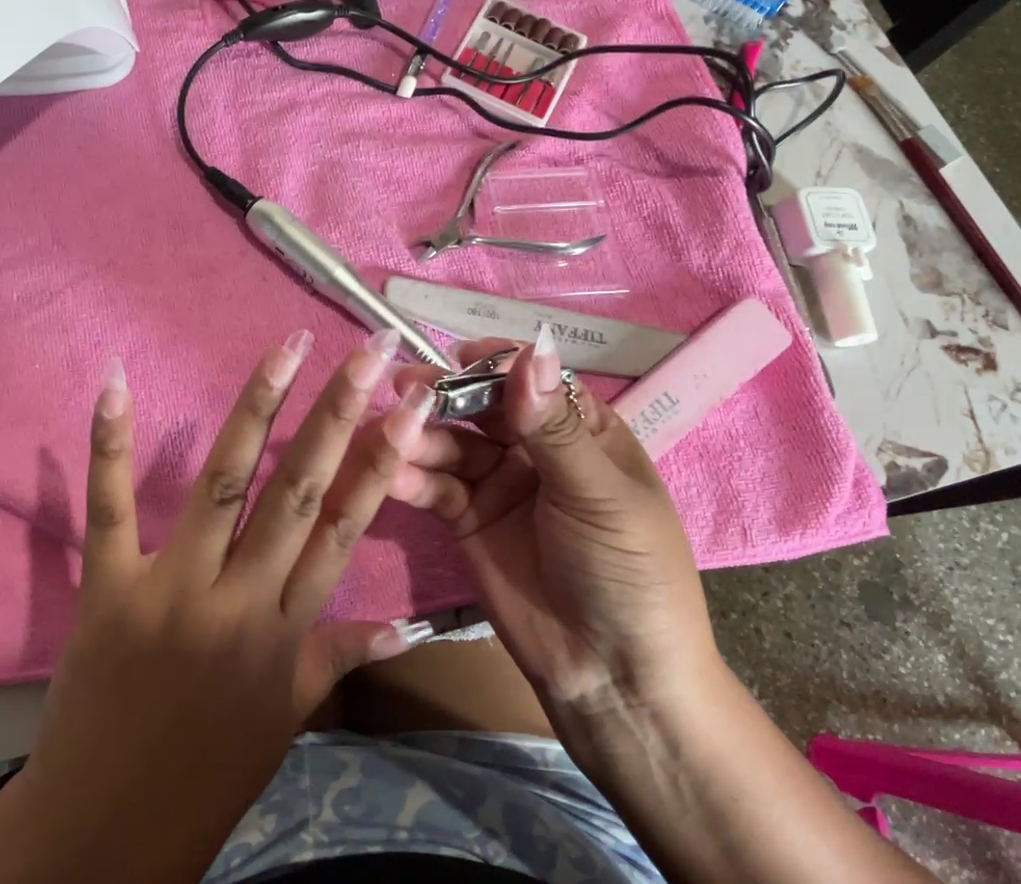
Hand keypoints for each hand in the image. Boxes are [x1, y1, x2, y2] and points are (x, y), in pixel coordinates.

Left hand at [0, 329, 435, 882]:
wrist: (112, 826)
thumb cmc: (208, 772)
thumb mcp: (287, 719)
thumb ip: (338, 659)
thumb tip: (406, 628)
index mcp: (287, 630)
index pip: (345, 529)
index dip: (382, 462)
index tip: (410, 404)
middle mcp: (241, 599)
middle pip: (299, 491)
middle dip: (337, 414)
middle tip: (365, 349)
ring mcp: (173, 589)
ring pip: (225, 483)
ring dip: (257, 408)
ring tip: (285, 349)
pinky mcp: (107, 589)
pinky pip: (109, 507)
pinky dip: (108, 444)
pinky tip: (115, 381)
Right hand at [384, 337, 717, 717]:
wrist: (612, 673)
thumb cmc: (629, 574)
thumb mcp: (599, 496)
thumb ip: (555, 428)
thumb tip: (533, 347)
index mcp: (584, 433)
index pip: (534, 382)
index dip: (496, 365)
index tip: (455, 355)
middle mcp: (536, 451)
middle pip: (483, 409)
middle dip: (445, 397)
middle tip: (402, 388)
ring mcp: (498, 487)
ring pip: (452, 446)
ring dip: (421, 437)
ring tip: (390, 435)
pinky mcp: (467, 522)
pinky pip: (435, 488)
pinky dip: (413, 479)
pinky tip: (395, 477)